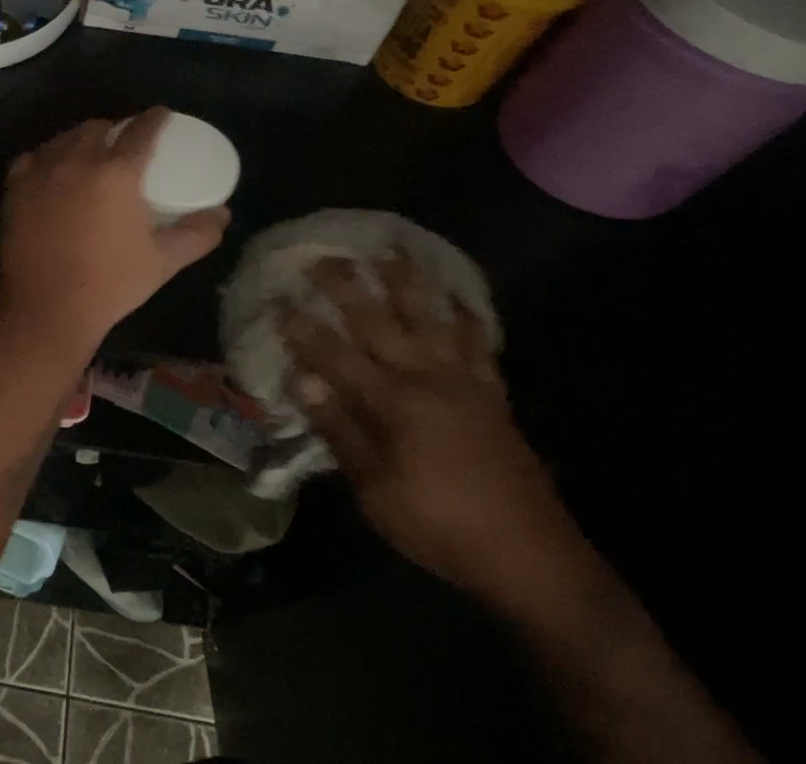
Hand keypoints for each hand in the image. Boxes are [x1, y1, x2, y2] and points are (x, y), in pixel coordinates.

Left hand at [0, 108, 230, 347]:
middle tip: (122, 142)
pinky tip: (52, 171)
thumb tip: (223, 214)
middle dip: (113, 128)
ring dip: (80, 140)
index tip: (161, 115)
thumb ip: (197, 234)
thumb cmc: (110, 285)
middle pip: (97, 128)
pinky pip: (32, 159)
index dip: (154, 119)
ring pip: (63, 139)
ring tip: (89, 154)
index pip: (141, 131)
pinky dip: (47, 158)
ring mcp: (40, 173)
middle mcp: (77, 161)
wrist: (47, 309)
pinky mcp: (14, 190)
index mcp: (117, 172)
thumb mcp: (162, 261)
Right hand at [277, 255, 580, 598]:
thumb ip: (340, 430)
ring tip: (392, 252)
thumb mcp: (373, 490)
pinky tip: (457, 298)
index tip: (278, 300)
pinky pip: (478, 343)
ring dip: (408, 284)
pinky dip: (466, 316)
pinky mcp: (491, 395)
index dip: (304, 329)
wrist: (527, 553)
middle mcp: (428, 379)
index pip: (336, 356)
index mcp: (394, 404)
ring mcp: (465, 383)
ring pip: (432, 320)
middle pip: (380, 323)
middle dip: (348, 289)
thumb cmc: (436, 525)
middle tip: (324, 258)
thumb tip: (304, 380)